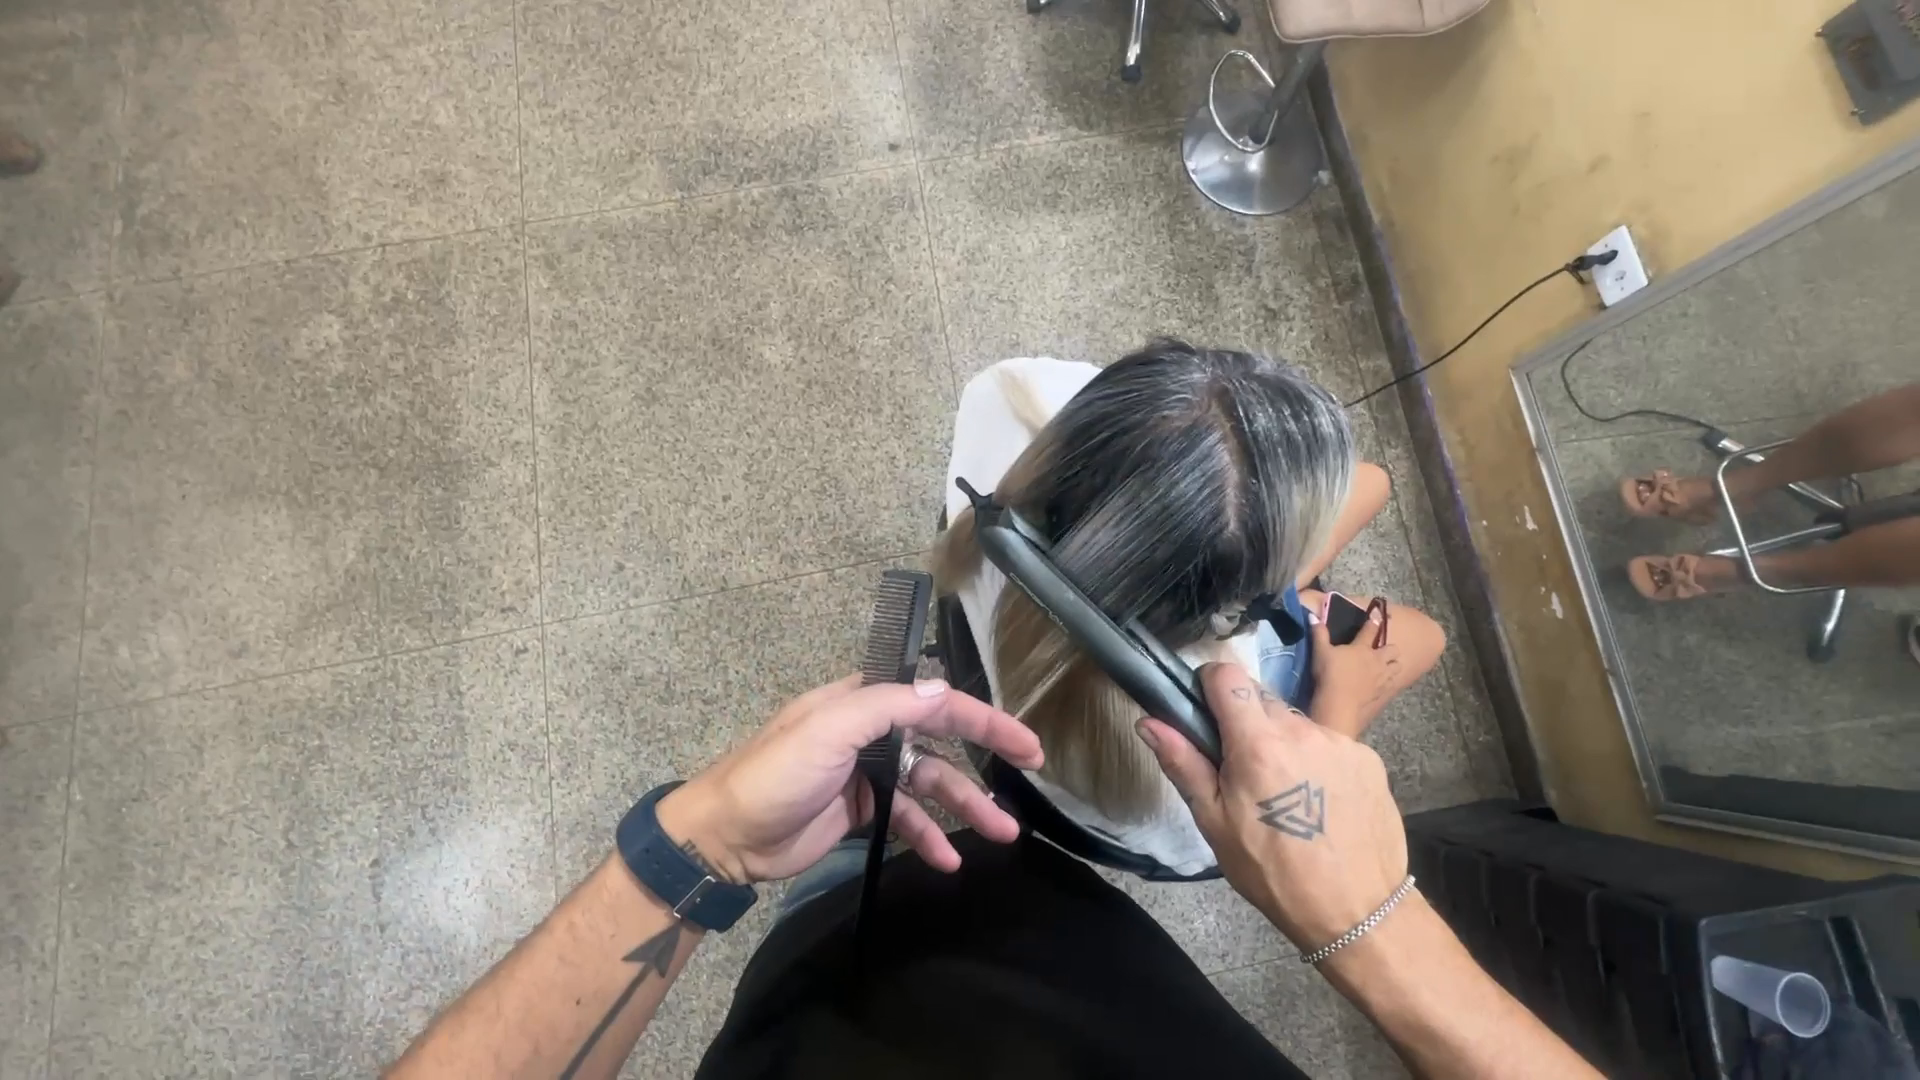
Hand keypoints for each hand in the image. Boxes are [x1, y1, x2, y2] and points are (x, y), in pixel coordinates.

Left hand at [656, 676, 1043, 884]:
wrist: (725, 837)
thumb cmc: (776, 774)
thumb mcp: (827, 729)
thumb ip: (886, 706)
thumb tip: (942, 690)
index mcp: (865, 701)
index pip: (935, 701)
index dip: (982, 718)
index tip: (1023, 741)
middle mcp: (873, 731)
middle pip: (942, 740)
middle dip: (987, 755)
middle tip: (1032, 769)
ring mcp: (870, 773)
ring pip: (931, 785)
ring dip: (966, 807)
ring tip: (1004, 833)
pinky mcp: (863, 811)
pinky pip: (908, 820)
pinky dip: (929, 837)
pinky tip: (950, 859)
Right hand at [1136, 663, 1407, 952]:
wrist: (1359, 914)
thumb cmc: (1273, 872)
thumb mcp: (1214, 822)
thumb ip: (1183, 763)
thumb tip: (1148, 721)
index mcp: (1258, 743)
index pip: (1227, 675)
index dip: (1210, 683)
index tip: (1204, 710)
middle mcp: (1302, 730)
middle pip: (1260, 698)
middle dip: (1244, 721)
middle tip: (1241, 768)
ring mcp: (1341, 742)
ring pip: (1294, 721)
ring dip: (1280, 740)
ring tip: (1283, 791)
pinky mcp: (1370, 758)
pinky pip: (1328, 742)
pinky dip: (1315, 758)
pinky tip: (1318, 800)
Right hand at [1307, 600, 1403, 737]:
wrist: (1339, 703)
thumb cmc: (1329, 673)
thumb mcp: (1320, 651)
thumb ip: (1318, 633)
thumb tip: (1312, 614)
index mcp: (1362, 648)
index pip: (1370, 630)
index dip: (1374, 622)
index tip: (1377, 615)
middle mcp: (1377, 660)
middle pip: (1392, 649)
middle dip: (1389, 648)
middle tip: (1379, 650)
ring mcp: (1382, 677)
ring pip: (1397, 666)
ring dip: (1393, 664)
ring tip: (1385, 666)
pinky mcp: (1383, 691)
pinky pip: (1393, 682)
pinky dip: (1389, 680)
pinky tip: (1383, 682)